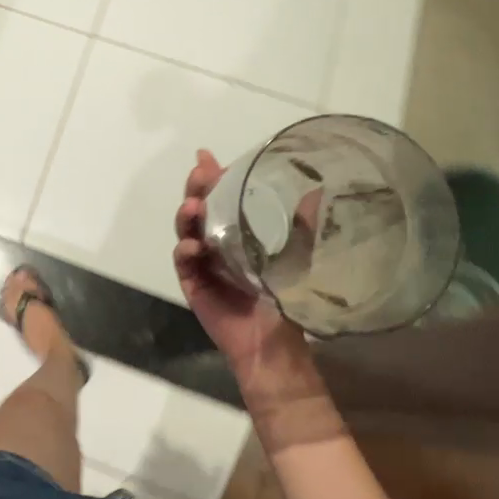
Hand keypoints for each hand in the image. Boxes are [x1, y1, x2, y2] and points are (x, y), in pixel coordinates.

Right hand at [173, 150, 321, 389]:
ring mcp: (202, 262)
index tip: (207, 157)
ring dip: (186, 215)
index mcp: (237, 232)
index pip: (220, 198)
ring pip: (186, 229)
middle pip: (198, 208)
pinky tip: (192, 244)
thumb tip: (316, 190)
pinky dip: (184, 250)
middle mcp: (216, 242)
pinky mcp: (193, 283)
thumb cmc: (285, 297)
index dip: (212, 177)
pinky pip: (183, 261)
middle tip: (198, 172)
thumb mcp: (297, 255)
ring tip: (194, 206)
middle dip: (195, 187)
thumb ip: (302, 224)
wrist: (273, 342)